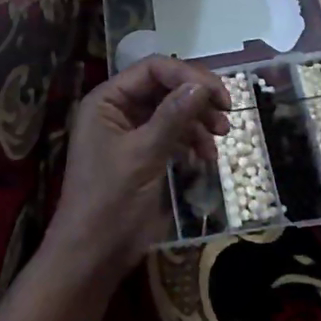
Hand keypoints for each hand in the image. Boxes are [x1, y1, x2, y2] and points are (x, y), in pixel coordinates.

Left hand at [46, 56, 230, 281]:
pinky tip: (207, 158)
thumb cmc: (110, 199)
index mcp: (106, 100)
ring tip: (220, 138)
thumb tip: (201, 84)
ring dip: (198, 121)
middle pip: (164, 87)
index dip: (187, 75)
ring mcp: (131, 132)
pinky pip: (172, 135)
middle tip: (226, 115)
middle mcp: (117, 110)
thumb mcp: (143, 154)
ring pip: (172, 111)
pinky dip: (192, 141)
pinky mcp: (144, 155)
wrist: (94, 251)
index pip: (152, 69)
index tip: (220, 95)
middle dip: (196, 98)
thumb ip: (172, 117)